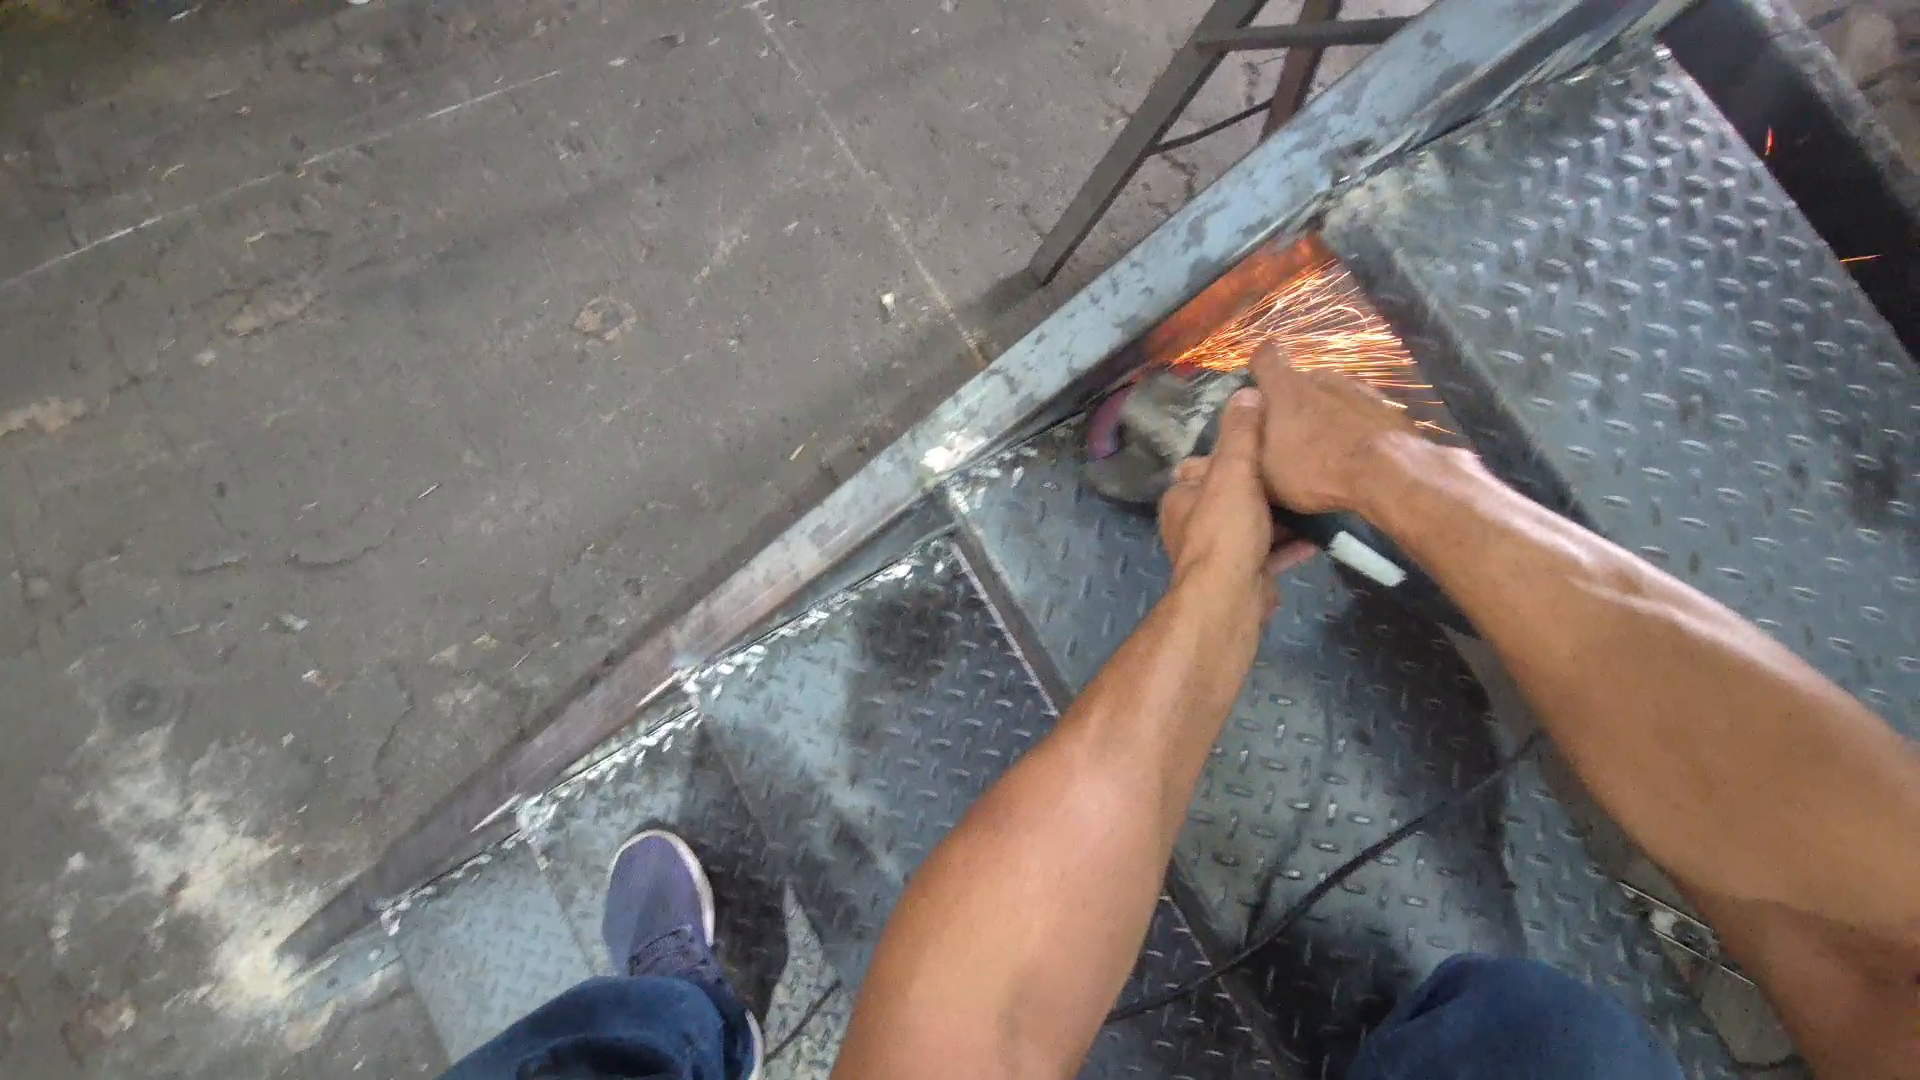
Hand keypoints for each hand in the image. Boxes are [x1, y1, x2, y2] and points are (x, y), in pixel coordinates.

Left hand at [1159, 387, 1316, 603]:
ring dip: (1283, 517)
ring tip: (1315, 499)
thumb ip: (1240, 434)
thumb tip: (1246, 392)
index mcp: (1181, 498)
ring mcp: (1218, 553)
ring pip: (1254, 525)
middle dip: (1265, 487)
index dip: (1235, 454)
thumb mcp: (1233, 470)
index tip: (1268, 444)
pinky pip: (1270, 553)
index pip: (1206, 466)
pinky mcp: (1243, 576)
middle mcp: (1193, 525)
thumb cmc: (1226, 528)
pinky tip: (1320, 536)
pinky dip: (1292, 545)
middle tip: (1299, 471)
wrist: (1230, 597)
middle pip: (1234, 497)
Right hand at [1248, 343, 1419, 513]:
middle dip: (1291, 402)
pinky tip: (1352, 454)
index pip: (1266, 357)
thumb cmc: (1313, 468)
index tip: (1255, 384)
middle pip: (1300, 380)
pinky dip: (1352, 426)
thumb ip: (1247, 442)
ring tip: (1323, 448)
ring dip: (1324, 414)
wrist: (1388, 474)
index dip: (1258, 365)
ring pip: (1332, 396)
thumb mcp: (1262, 468)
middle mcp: (1322, 378)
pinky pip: (1359, 412)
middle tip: (1287, 436)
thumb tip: (1241, 424)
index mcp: (1286, 388)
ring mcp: (1359, 390)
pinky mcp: (1387, 408)